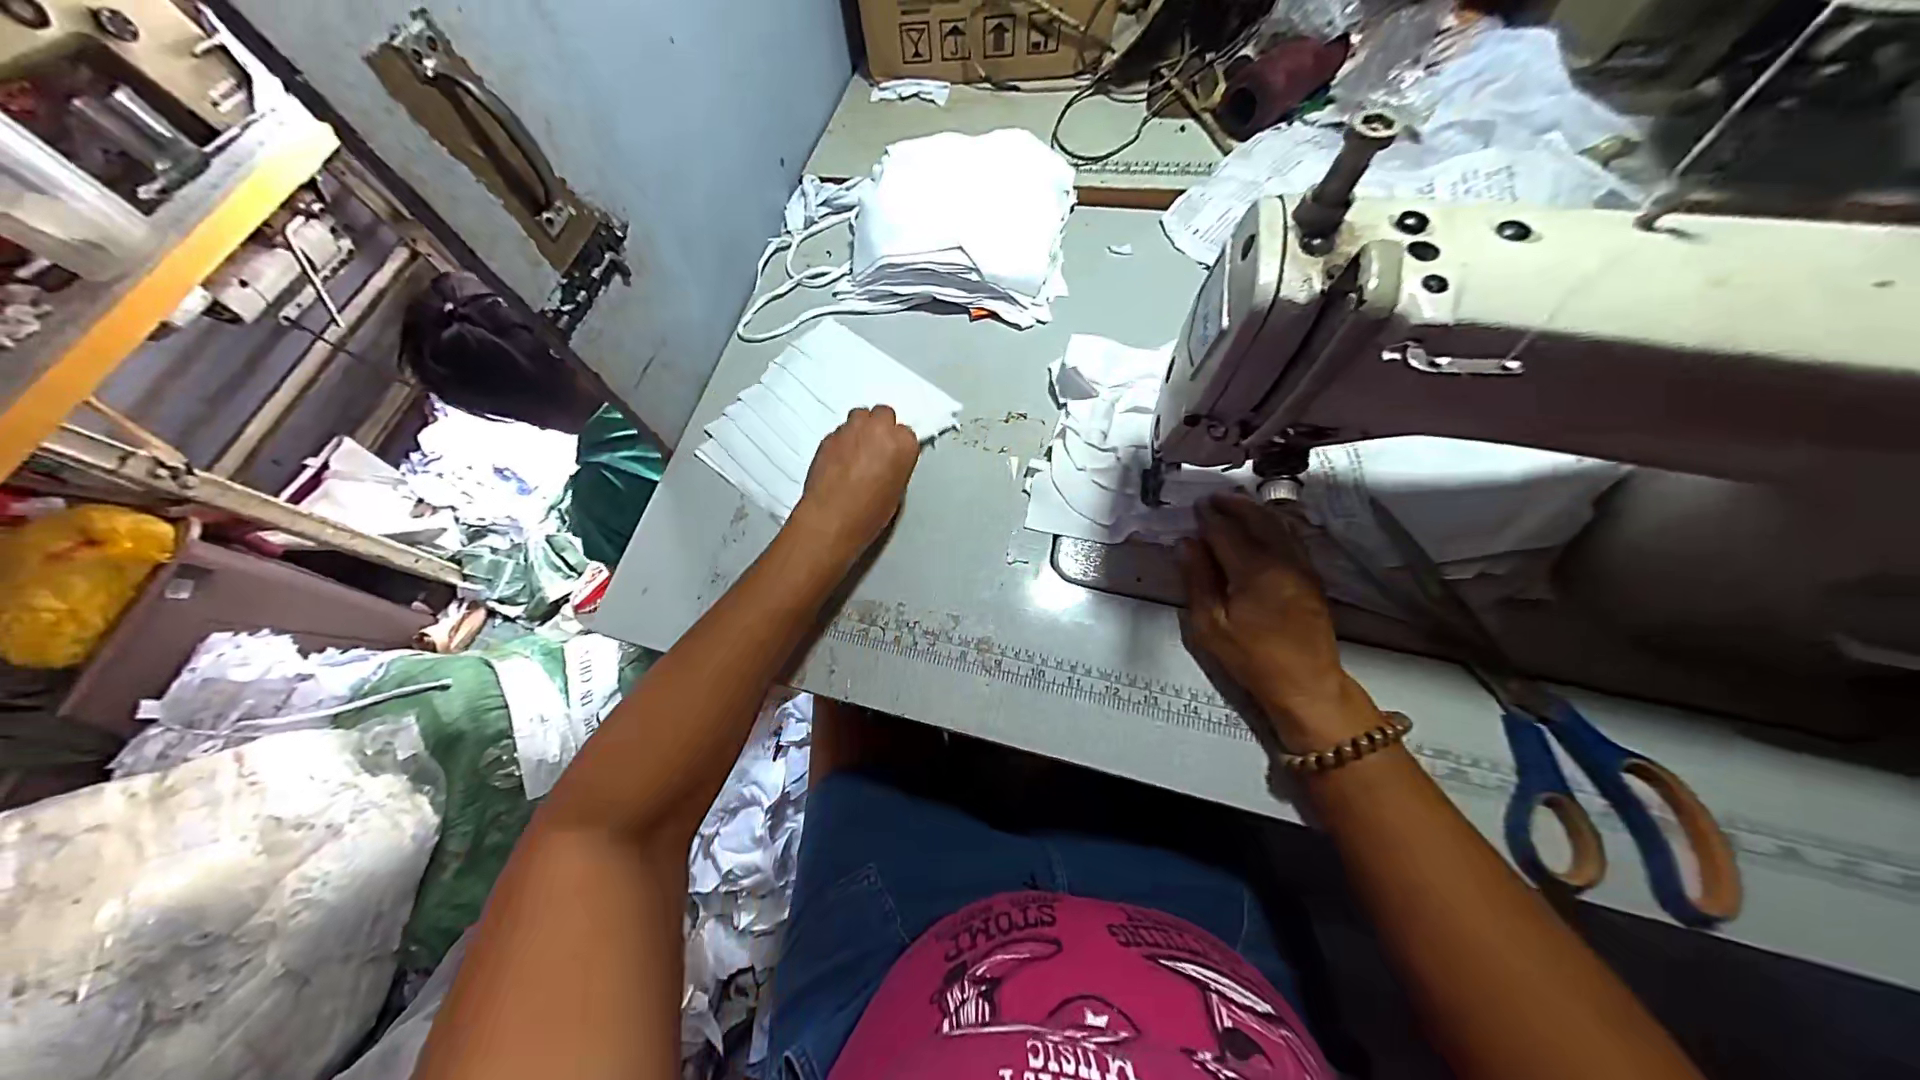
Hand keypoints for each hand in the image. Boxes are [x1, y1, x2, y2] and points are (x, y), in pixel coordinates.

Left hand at [789, 406, 921, 564]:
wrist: (832, 519)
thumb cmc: (867, 513)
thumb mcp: (897, 492)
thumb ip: (896, 466)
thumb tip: (889, 464)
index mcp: (902, 443)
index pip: (906, 432)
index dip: (899, 445)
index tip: (894, 456)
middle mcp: (877, 429)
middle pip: (883, 414)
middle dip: (880, 428)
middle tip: (876, 449)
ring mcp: (850, 430)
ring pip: (859, 416)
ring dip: (861, 429)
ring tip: (858, 452)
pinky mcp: (828, 437)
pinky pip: (839, 432)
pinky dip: (842, 442)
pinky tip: (841, 461)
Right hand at [1181, 493, 1380, 750]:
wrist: (1305, 683)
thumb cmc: (1252, 658)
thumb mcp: (1210, 625)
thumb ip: (1197, 579)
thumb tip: (1186, 543)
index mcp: (1254, 571)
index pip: (1225, 532)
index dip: (1208, 517)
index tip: (1194, 506)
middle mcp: (1282, 560)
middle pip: (1256, 519)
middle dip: (1233, 505)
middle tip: (1213, 498)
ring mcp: (1301, 566)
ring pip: (1279, 524)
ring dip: (1255, 510)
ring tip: (1235, 505)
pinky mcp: (1311, 576)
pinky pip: (1292, 537)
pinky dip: (1274, 523)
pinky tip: (1263, 525)